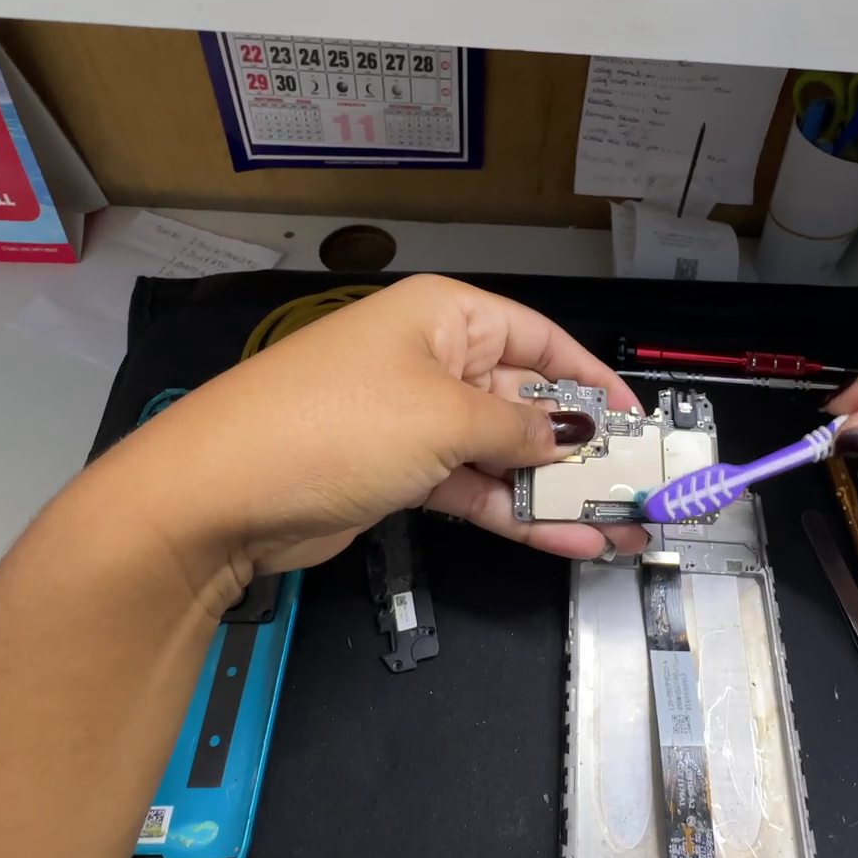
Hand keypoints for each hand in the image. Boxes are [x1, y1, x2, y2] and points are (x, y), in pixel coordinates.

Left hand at [85, 275, 649, 610]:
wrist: (221, 495)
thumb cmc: (334, 422)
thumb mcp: (443, 416)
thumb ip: (518, 429)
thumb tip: (573, 432)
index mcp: (447, 318)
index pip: (540, 338)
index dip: (593, 377)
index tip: (635, 416)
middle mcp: (436, 362)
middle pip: (526, 401)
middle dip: (580, 446)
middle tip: (634, 484)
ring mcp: (419, 422)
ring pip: (505, 453)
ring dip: (555, 491)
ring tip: (615, 524)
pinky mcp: (404, 473)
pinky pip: (475, 488)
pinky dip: (514, 512)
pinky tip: (564, 539)